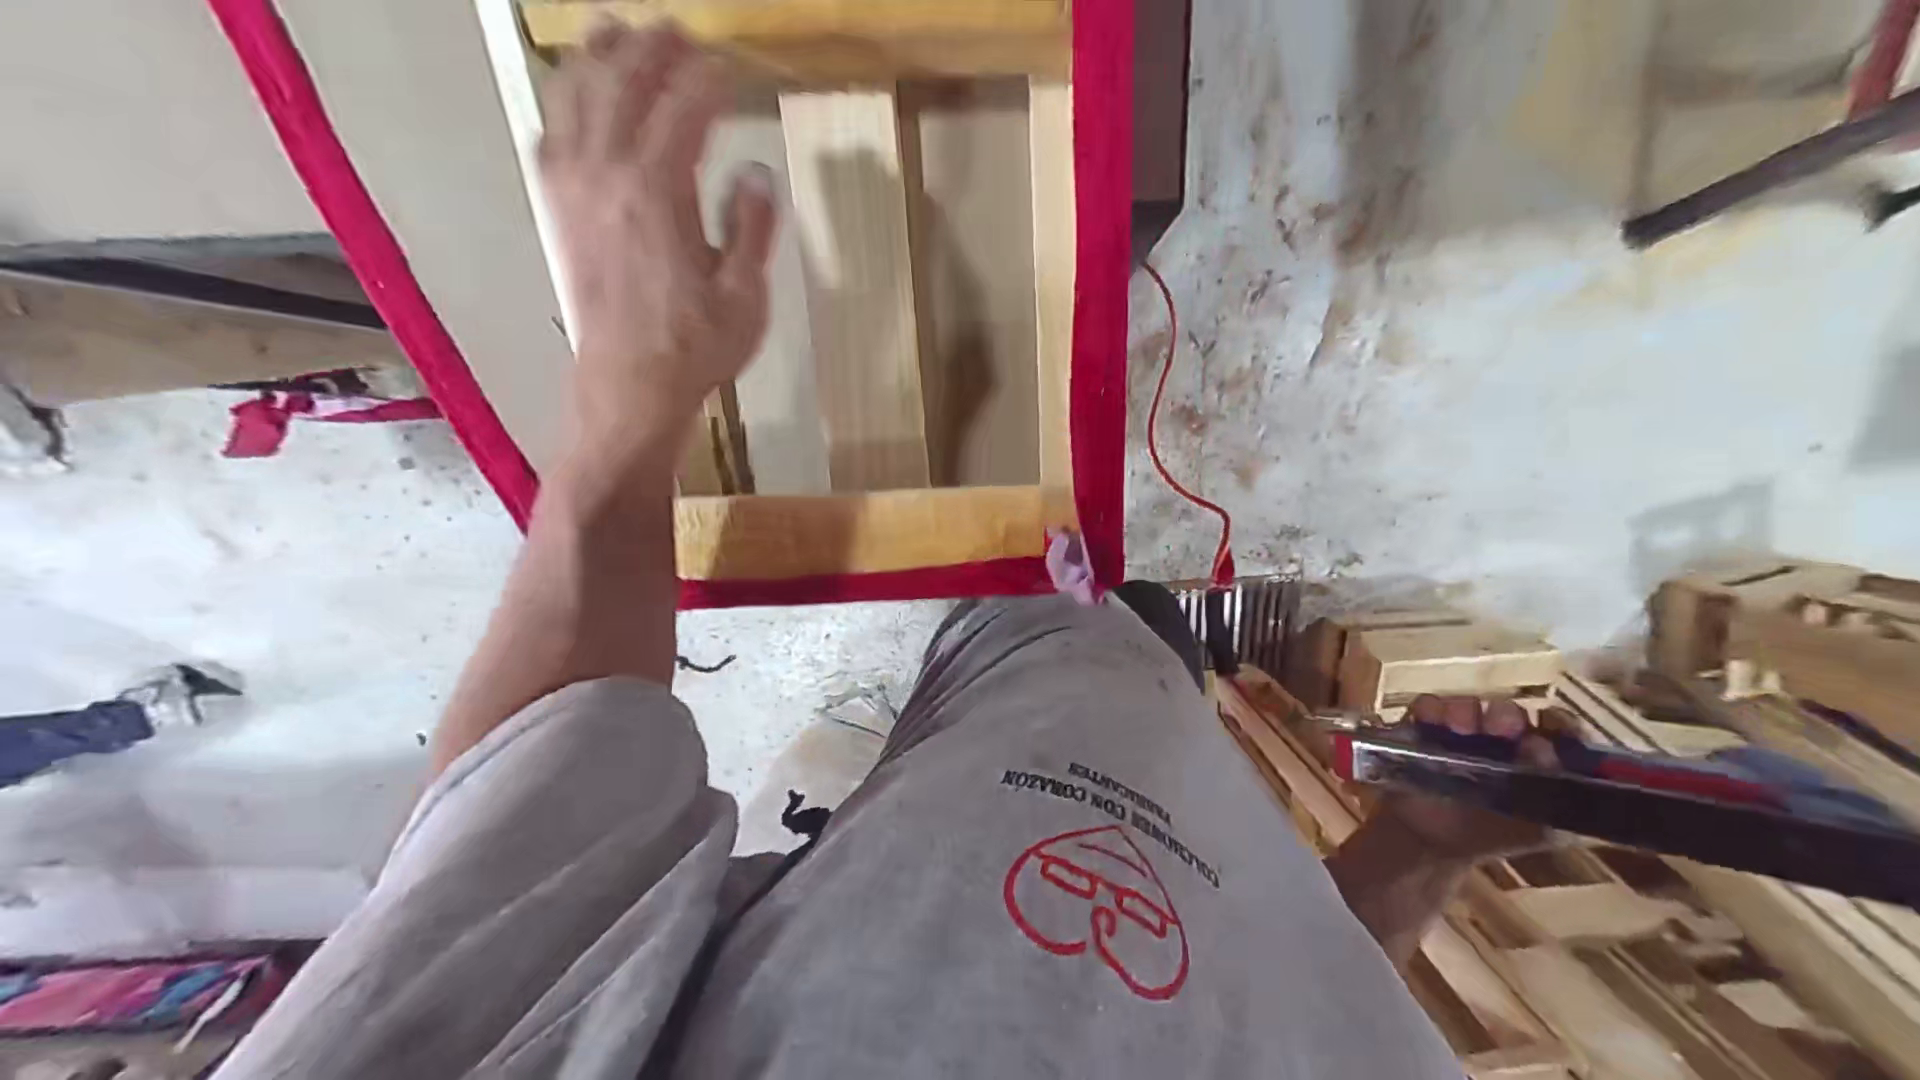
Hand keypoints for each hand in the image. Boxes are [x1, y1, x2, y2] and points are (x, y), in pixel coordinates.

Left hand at [539, 24, 777, 433]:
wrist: (630, 386)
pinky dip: (562, 104)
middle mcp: (606, 174)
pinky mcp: (558, 211)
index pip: (682, 108)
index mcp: (657, 191)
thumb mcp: (745, 296)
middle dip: (651, 49)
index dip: (708, 80)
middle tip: (677, 33)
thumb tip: (755, 171)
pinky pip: (550, 136)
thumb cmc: (696, 347)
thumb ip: (751, 228)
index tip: (730, 69)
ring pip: (574, 96)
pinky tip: (576, 101)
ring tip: (618, 36)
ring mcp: (573, 189)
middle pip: (622, 84)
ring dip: (598, 59)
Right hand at [1375, 695, 1577, 864]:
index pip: (1556, 732)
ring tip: (1455, 729)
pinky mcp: (1421, 727)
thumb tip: (1543, 750)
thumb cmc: (1484, 835)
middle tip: (1497, 729)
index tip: (1546, 727)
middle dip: (1503, 716)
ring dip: (1463, 712)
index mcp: (1533, 765)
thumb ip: (1548, 793)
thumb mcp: (1534, 827)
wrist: (1423, 840)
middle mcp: (1499, 743)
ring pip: (1467, 705)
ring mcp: (1458, 733)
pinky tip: (1429, 723)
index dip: (1556, 724)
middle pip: (1507, 713)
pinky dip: (1429, 709)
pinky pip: (1427, 705)